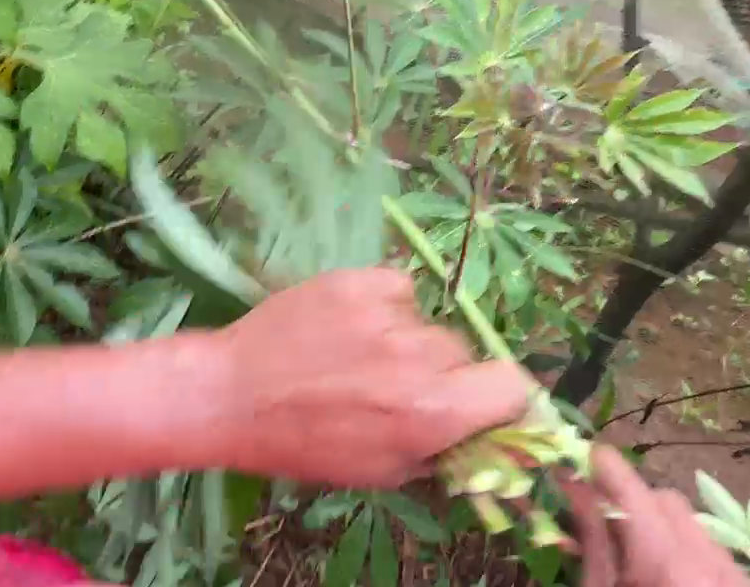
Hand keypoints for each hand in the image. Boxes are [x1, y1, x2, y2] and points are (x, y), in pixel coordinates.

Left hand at [208, 268, 530, 486]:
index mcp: (433, 412)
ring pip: (427, 321)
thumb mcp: (384, 471)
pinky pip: (397, 286)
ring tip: (362, 352)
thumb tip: (481, 429)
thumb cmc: (307, 443)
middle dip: (444, 371)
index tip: (478, 401)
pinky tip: (352, 322)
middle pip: (464, 353)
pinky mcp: (354, 279)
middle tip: (398, 383)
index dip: (500, 397)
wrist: (236, 393)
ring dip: (409, 337)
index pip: (514, 386)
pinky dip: (386, 302)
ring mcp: (383, 311)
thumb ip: (442, 448)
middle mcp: (417, 355)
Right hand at [561, 447, 749, 586]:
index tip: (578, 459)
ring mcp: (737, 576)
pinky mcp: (744, 584)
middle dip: (633, 502)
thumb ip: (591, 534)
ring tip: (639, 555)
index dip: (602, 464)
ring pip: (690, 520)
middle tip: (607, 524)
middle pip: (664, 498)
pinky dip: (686, 547)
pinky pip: (712, 546)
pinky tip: (671, 573)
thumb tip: (570, 478)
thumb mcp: (600, 586)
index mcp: (666, 562)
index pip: (631, 485)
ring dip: (659, 524)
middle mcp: (710, 563)